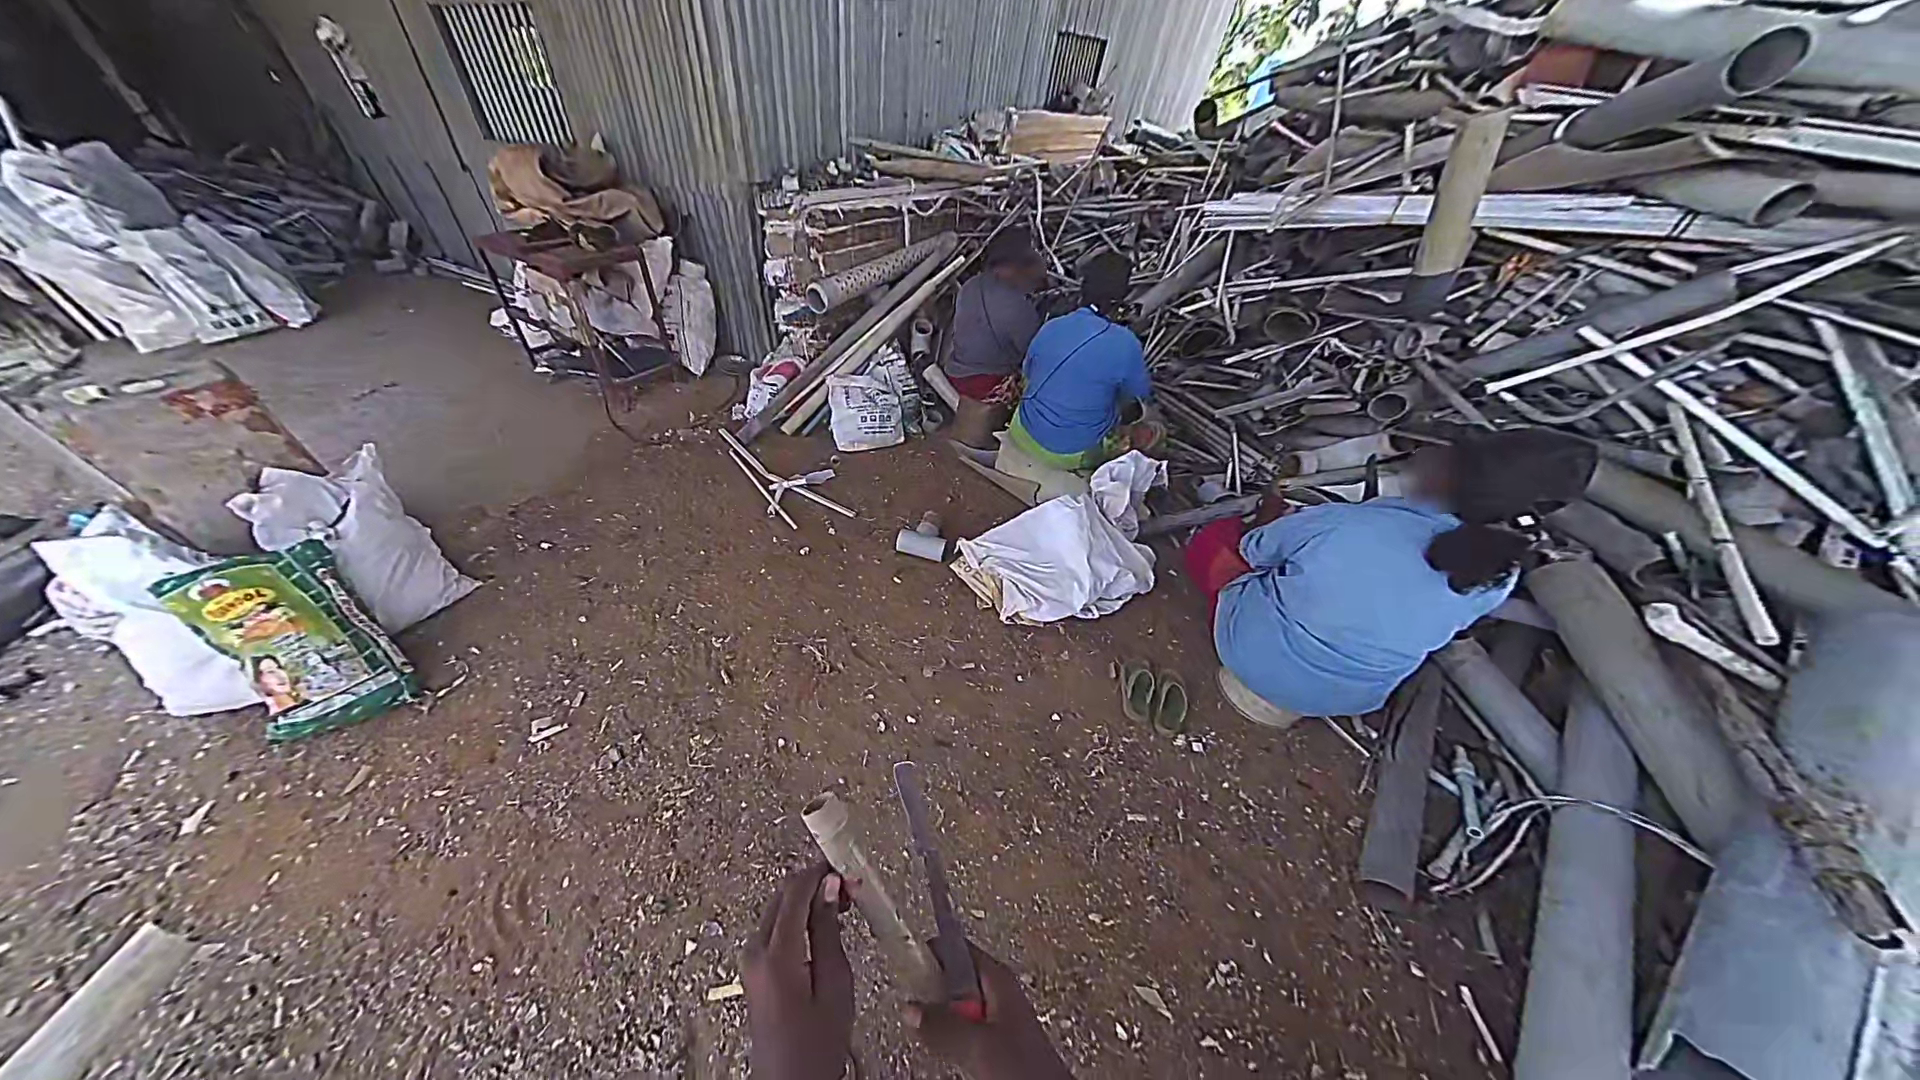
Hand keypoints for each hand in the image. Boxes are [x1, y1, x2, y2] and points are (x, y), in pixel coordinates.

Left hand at [743, 861, 853, 1079]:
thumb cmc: (816, 1045)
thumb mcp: (835, 984)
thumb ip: (829, 930)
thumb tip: (831, 886)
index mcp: (777, 954)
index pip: (796, 889)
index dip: (822, 872)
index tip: (848, 871)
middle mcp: (756, 951)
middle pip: (784, 894)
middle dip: (816, 883)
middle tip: (849, 889)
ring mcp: (750, 960)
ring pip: (780, 907)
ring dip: (809, 899)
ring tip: (841, 907)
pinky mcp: (754, 969)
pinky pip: (776, 926)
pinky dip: (799, 917)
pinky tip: (823, 926)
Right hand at [906, 942, 1072, 1079]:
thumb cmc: (1024, 1067)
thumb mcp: (978, 1043)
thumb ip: (944, 1024)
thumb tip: (910, 1007)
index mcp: (996, 976)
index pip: (954, 947)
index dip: (929, 953)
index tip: (906, 967)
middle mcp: (996, 991)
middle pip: (952, 977)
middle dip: (932, 991)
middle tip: (915, 1010)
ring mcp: (996, 1017)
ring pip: (956, 1006)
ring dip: (941, 1018)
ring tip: (929, 1034)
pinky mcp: (996, 1042)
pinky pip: (963, 1030)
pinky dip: (950, 1037)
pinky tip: (947, 1053)